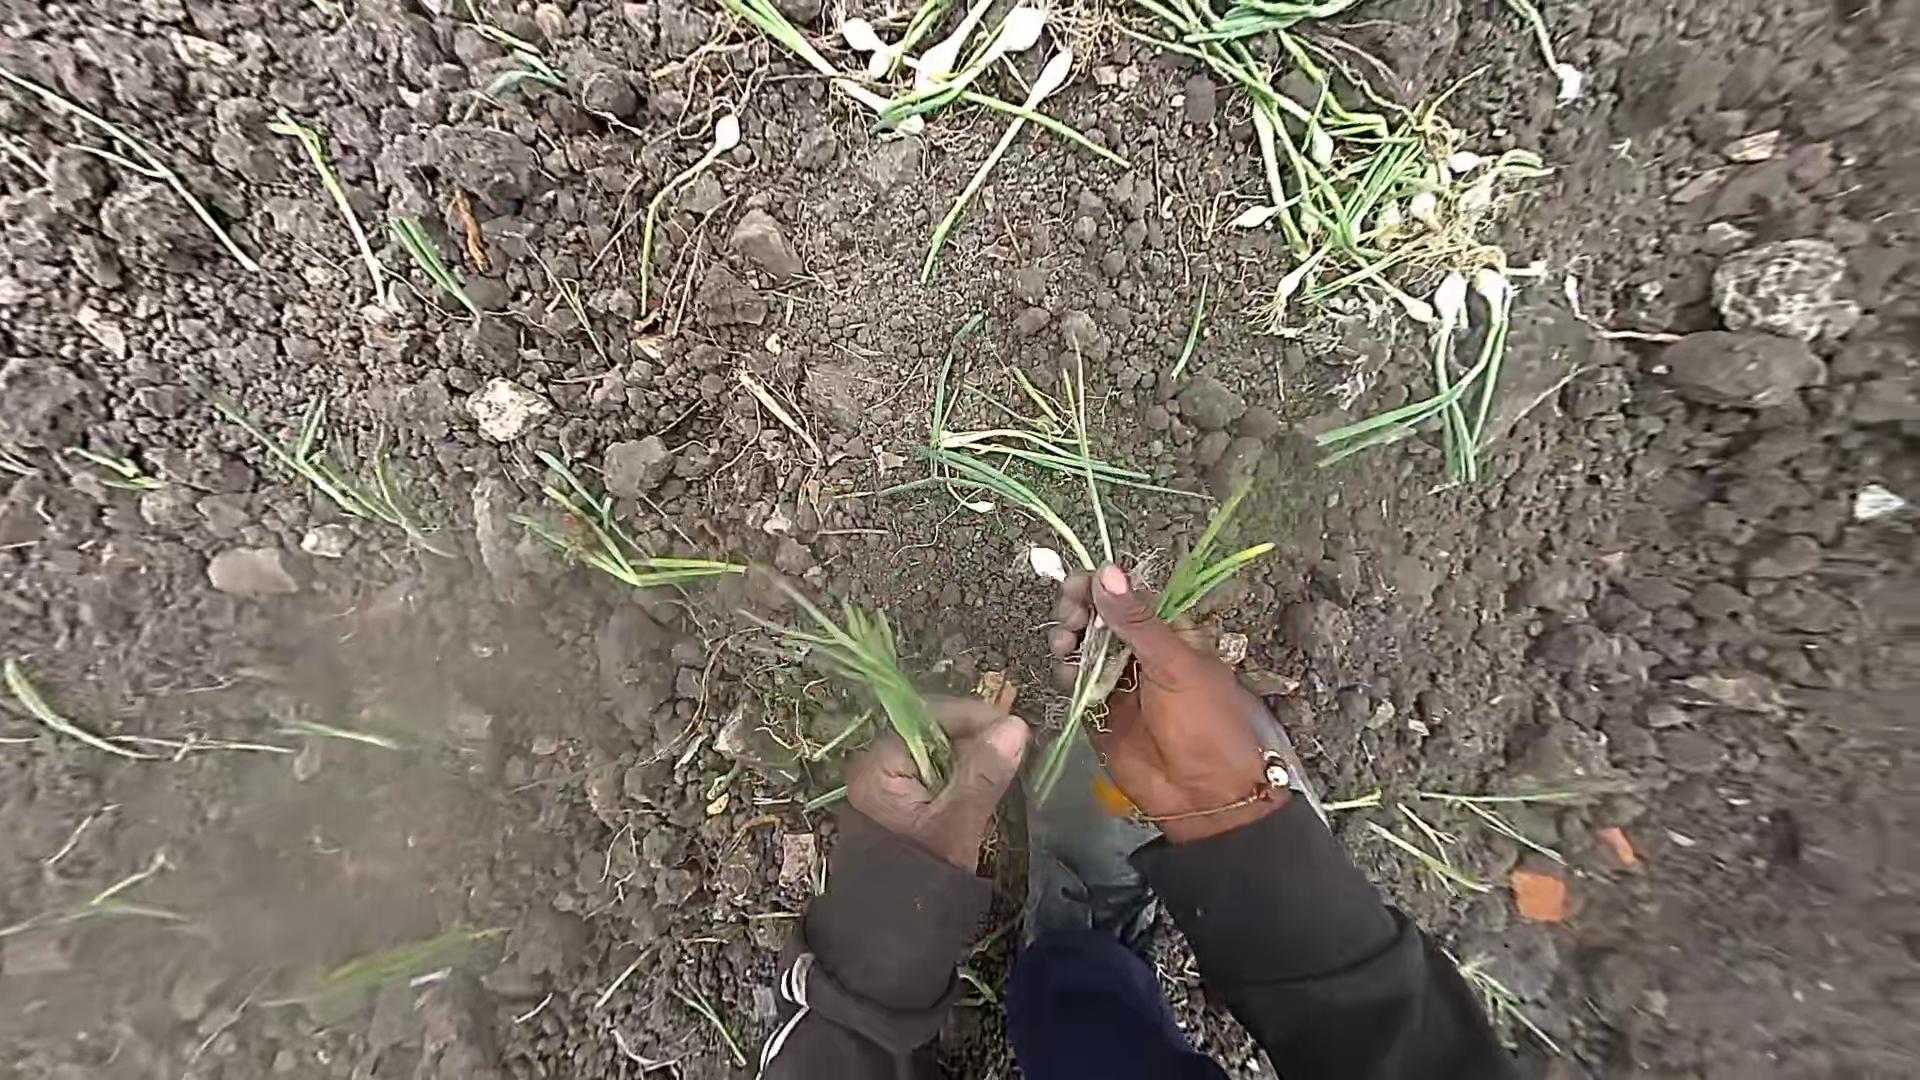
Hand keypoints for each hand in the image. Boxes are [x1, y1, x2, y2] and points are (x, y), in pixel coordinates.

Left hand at [845, 696, 1029, 869]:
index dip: (972, 716)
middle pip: (934, 728)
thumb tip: (1015, 727)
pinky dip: (965, 767)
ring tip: (1008, 759)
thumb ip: (984, 773)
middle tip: (1015, 745)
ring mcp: (890, 777)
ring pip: (940, 745)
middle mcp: (878, 761)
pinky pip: (939, 765)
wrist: (896, 935)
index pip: (928, 717)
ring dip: (974, 750)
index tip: (1012, 727)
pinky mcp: (905, 792)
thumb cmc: (922, 878)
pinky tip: (988, 778)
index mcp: (879, 764)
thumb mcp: (957, 824)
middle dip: (976, 733)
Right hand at [1050, 566, 1284, 843]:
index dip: (1098, 585)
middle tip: (1070, 617)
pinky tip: (1067, 672)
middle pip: (1095, 614)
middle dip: (1077, 609)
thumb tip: (1105, 572)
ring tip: (1066, 644)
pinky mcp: (1094, 703)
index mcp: (1165, 630)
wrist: (1201, 795)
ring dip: (1066, 636)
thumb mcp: (1176, 664)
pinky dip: (1064, 669)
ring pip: (1079, 642)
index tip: (1076, 584)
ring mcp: (1113, 676)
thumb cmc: (1204, 722)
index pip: (1125, 594)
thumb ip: (1137, 620)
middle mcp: (1135, 648)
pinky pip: (1071, 676)